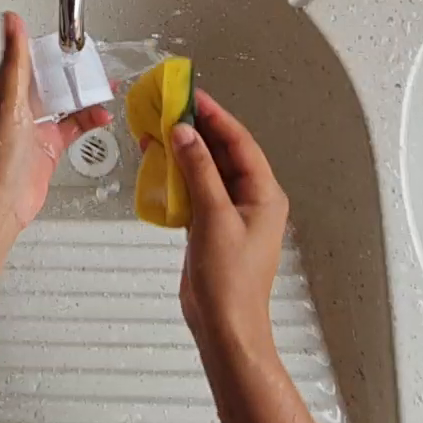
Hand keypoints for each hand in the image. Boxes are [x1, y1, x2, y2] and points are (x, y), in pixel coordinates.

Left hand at [0, 12, 110, 234]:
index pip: (28, 60)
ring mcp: (34, 128)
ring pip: (64, 103)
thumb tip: (10, 21)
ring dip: (84, 95)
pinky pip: (72, 127)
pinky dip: (88, 121)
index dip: (49, 49)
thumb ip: (15, 60)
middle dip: (72, 72)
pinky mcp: (48, 148)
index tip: (70, 40)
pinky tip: (101, 117)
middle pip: (50, 81)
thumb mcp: (9, 100)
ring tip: (105, 87)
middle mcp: (18, 107)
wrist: (1, 203)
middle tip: (94, 64)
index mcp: (4, 91)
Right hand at [171, 90, 290, 357]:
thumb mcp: (214, 217)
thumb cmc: (229, 278)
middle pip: (223, 151)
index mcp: (264, 193)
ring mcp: (229, 210)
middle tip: (169, 107)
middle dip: (197, 129)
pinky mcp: (210, 223)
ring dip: (184, 149)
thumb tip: (183, 131)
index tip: (191, 95)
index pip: (239, 142)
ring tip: (158, 128)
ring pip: (206, 168)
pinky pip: (195, 187)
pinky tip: (158, 162)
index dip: (216, 116)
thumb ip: (198, 170)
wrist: (224, 326)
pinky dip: (177, 173)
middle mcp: (250, 197)